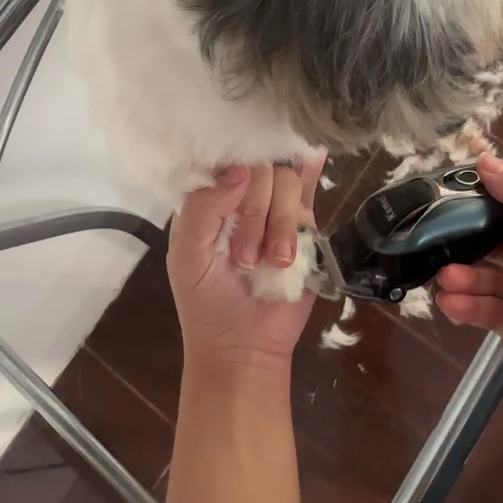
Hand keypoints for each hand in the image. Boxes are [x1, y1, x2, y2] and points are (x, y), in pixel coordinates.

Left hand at [166, 154, 326, 368]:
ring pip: (287, 183)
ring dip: (279, 225)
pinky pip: (309, 194)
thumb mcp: (188, 256)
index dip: (233, 164)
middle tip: (245, 258)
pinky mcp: (305, 227)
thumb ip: (204, 208)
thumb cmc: (207, 302)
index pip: (222, 159)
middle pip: (260, 170)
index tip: (239, 181)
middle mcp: (242, 198)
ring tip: (273, 262)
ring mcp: (275, 211)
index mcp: (208, 201)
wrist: (246, 346)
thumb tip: (240, 170)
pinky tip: (315, 156)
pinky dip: (311, 173)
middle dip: (255, 213)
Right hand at [433, 153, 502, 418]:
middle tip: (436, 241)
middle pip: (493, 248)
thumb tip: (485, 160)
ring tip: (444, 279)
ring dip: (463, 278)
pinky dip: (466, 306)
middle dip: (466, 246)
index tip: (449, 194)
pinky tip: (449, 303)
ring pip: (485, 280)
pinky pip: (484, 311)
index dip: (483, 204)